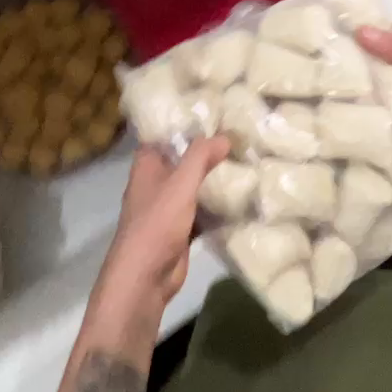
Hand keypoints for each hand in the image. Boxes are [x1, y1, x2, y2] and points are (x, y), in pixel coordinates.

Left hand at [89, 137, 230, 328]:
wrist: (145, 278)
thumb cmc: (157, 223)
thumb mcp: (180, 184)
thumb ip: (201, 157)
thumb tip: (226, 136)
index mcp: (147, 164)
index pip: (166, 133)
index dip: (187, 122)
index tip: (215, 113)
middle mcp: (156, 181)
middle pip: (184, 159)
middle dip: (208, 152)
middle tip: (240, 137)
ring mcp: (168, 206)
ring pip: (195, 185)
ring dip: (215, 179)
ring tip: (246, 162)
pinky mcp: (181, 228)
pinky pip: (202, 210)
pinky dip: (217, 206)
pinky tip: (241, 197)